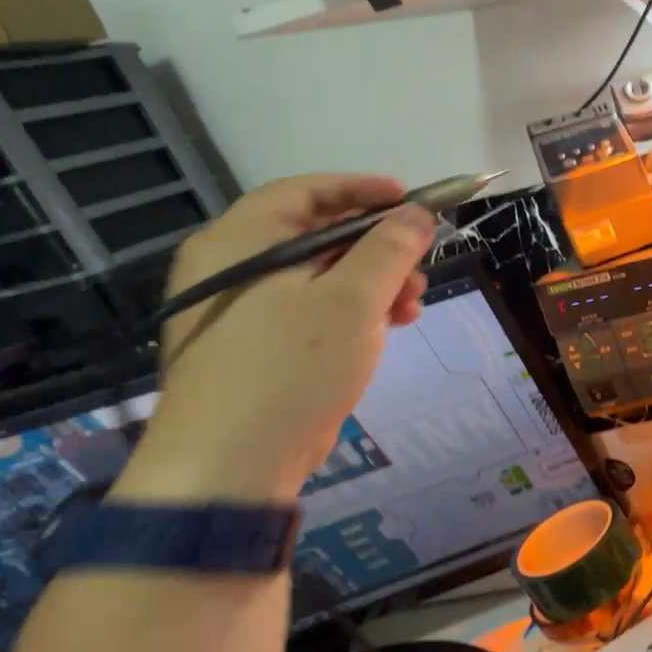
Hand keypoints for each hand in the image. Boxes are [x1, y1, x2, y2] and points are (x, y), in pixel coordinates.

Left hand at [112, 175, 437, 503]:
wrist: (230, 462)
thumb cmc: (291, 366)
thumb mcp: (353, 300)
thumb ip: (389, 248)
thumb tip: (417, 215)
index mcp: (239, 243)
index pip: (303, 192)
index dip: (361, 189)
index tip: (412, 199)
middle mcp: (230, 267)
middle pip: (315, 233)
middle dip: (378, 245)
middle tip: (421, 263)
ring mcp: (239, 309)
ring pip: (320, 274)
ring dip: (374, 281)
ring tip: (411, 306)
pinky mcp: (253, 345)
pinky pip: (310, 308)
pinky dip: (353, 309)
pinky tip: (387, 327)